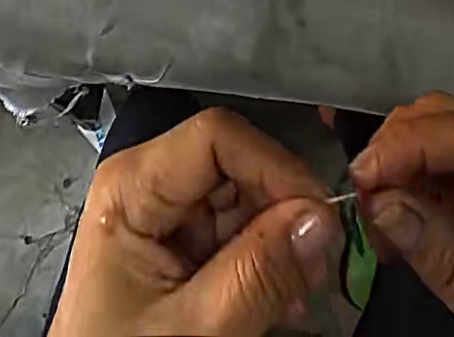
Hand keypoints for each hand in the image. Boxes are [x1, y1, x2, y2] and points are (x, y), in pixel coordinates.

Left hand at [51, 107, 342, 336]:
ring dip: (284, 237)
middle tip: (316, 262)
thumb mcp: (190, 330)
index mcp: (132, 186)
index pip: (218, 137)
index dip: (273, 165)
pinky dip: (272, 256)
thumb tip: (320, 220)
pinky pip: (244, 226)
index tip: (315, 213)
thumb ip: (257, 273)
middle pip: (240, 162)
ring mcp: (171, 211)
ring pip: (250, 193)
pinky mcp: (187, 240)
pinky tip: (282, 293)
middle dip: (285, 208)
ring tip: (300, 289)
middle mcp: (151, 183)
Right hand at [350, 93, 453, 336]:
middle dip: (406, 146)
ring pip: (453, 147)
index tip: (360, 172)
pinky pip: (453, 185)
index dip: (417, 143)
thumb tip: (383, 202)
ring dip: (403, 166)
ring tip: (369, 216)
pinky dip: (414, 192)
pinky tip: (390, 222)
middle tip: (359, 196)